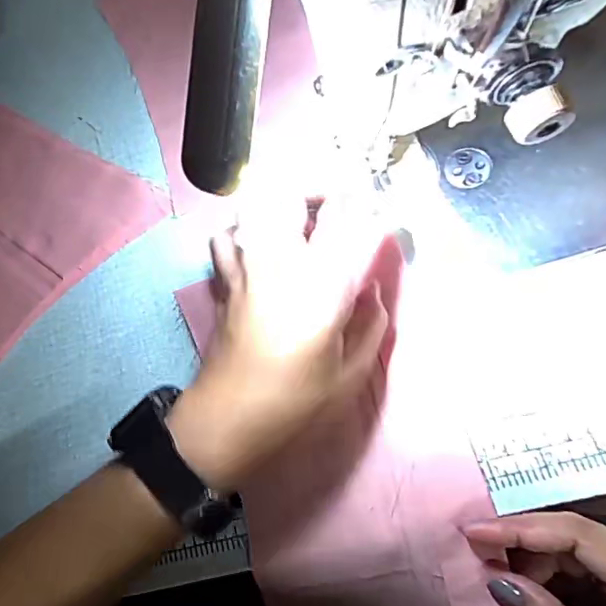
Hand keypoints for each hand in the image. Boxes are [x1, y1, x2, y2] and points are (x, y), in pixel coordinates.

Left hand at [167, 198, 390, 493]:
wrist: (229, 417)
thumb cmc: (297, 400)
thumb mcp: (351, 372)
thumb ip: (370, 324)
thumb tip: (370, 290)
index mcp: (324, 283)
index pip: (348, 219)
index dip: (367, 202)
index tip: (379, 204)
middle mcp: (283, 261)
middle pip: (294, 194)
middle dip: (318, 188)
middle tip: (336, 206)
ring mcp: (248, 266)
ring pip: (256, 205)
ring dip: (281, 203)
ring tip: (299, 221)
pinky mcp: (225, 279)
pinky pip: (227, 235)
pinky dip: (242, 228)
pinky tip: (256, 244)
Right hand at [466, 512, 605, 605]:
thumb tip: (501, 584)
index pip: (574, 533)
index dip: (517, 528)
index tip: (470, 532)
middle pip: (577, 541)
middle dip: (524, 549)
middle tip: (476, 565)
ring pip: (586, 560)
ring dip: (542, 571)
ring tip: (499, 587)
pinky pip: (602, 582)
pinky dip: (567, 592)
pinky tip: (540, 605)